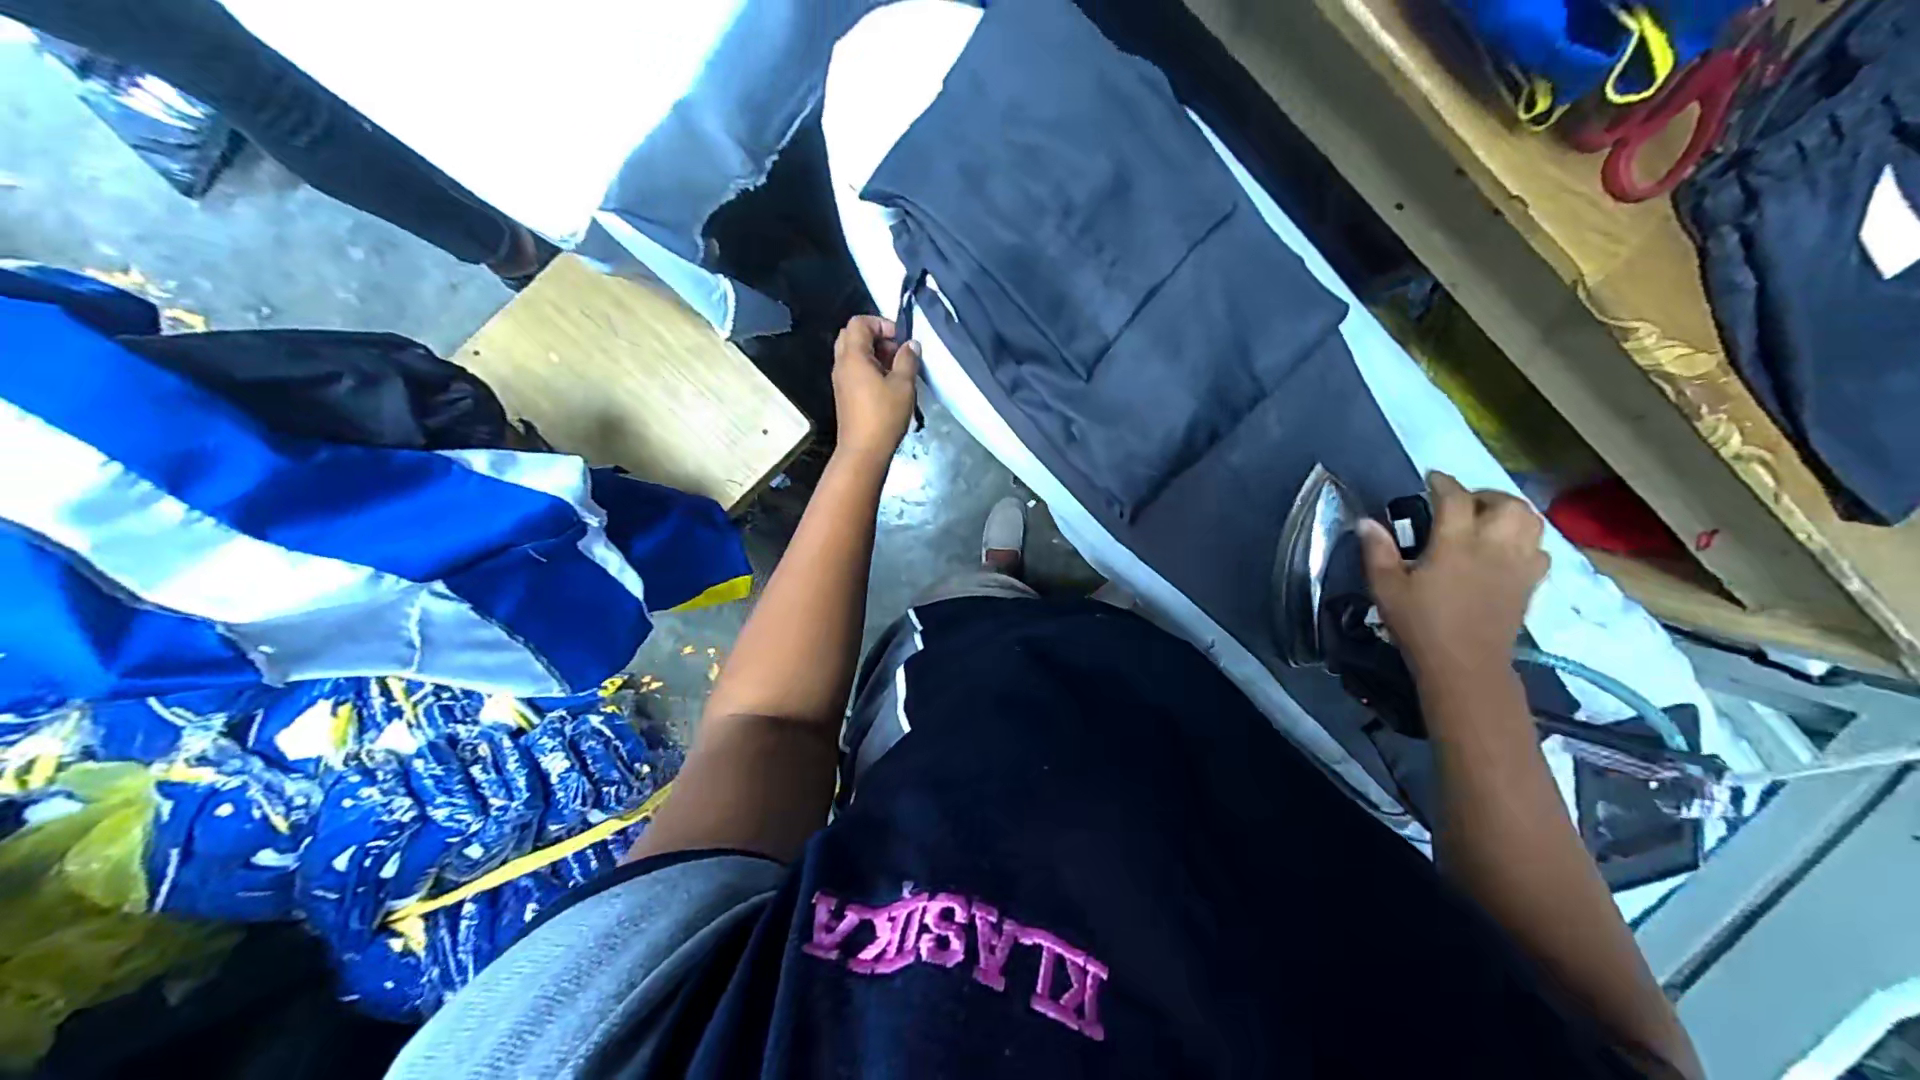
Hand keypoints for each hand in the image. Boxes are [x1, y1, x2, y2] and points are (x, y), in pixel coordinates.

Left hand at [832, 316, 919, 460]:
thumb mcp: (903, 385)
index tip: (900, 339)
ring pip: (852, 353)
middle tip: (896, 351)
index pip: (859, 323)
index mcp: (853, 356)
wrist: (864, 451)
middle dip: (875, 336)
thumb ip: (908, 359)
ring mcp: (841, 380)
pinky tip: (887, 384)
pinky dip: (869, 368)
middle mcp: (842, 364)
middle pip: (852, 335)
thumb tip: (911, 344)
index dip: (880, 323)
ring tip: (895, 369)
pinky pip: (854, 369)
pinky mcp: (844, 394)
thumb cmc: (884, 416)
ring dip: (873, 353)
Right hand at [1357, 470, 1549, 680]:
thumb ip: (1377, 551)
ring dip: (1510, 511)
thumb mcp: (1386, 587)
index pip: (1454, 498)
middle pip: (1504, 503)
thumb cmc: (1420, 624)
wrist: (1464, 665)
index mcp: (1456, 543)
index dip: (1442, 483)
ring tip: (1487, 518)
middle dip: (1483, 495)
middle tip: (1461, 502)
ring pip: (1530, 520)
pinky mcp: (1531, 583)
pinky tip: (1506, 548)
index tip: (1430, 479)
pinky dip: (1525, 539)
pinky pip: (1539, 548)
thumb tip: (1366, 521)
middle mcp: (1494, 545)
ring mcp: (1519, 564)